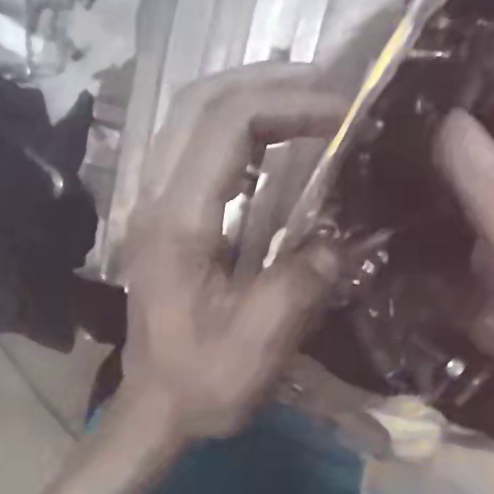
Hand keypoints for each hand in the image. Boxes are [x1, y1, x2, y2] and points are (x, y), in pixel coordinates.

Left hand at [118, 63, 347, 440]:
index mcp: (178, 224)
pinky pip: (190, 148)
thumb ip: (301, 282)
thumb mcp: (260, 344)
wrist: (153, 411)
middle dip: (265, 82)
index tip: (343, 114)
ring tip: (304, 101)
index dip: (288, 104)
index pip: (227, 126)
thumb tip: (336, 239)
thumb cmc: (202, 383)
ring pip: (188, 119)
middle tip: (326, 86)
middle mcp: (155, 200)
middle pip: (198, 103)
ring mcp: (150, 207)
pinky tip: (271, 147)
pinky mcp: (159, 220)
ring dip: (246, 97)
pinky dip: (234, 131)